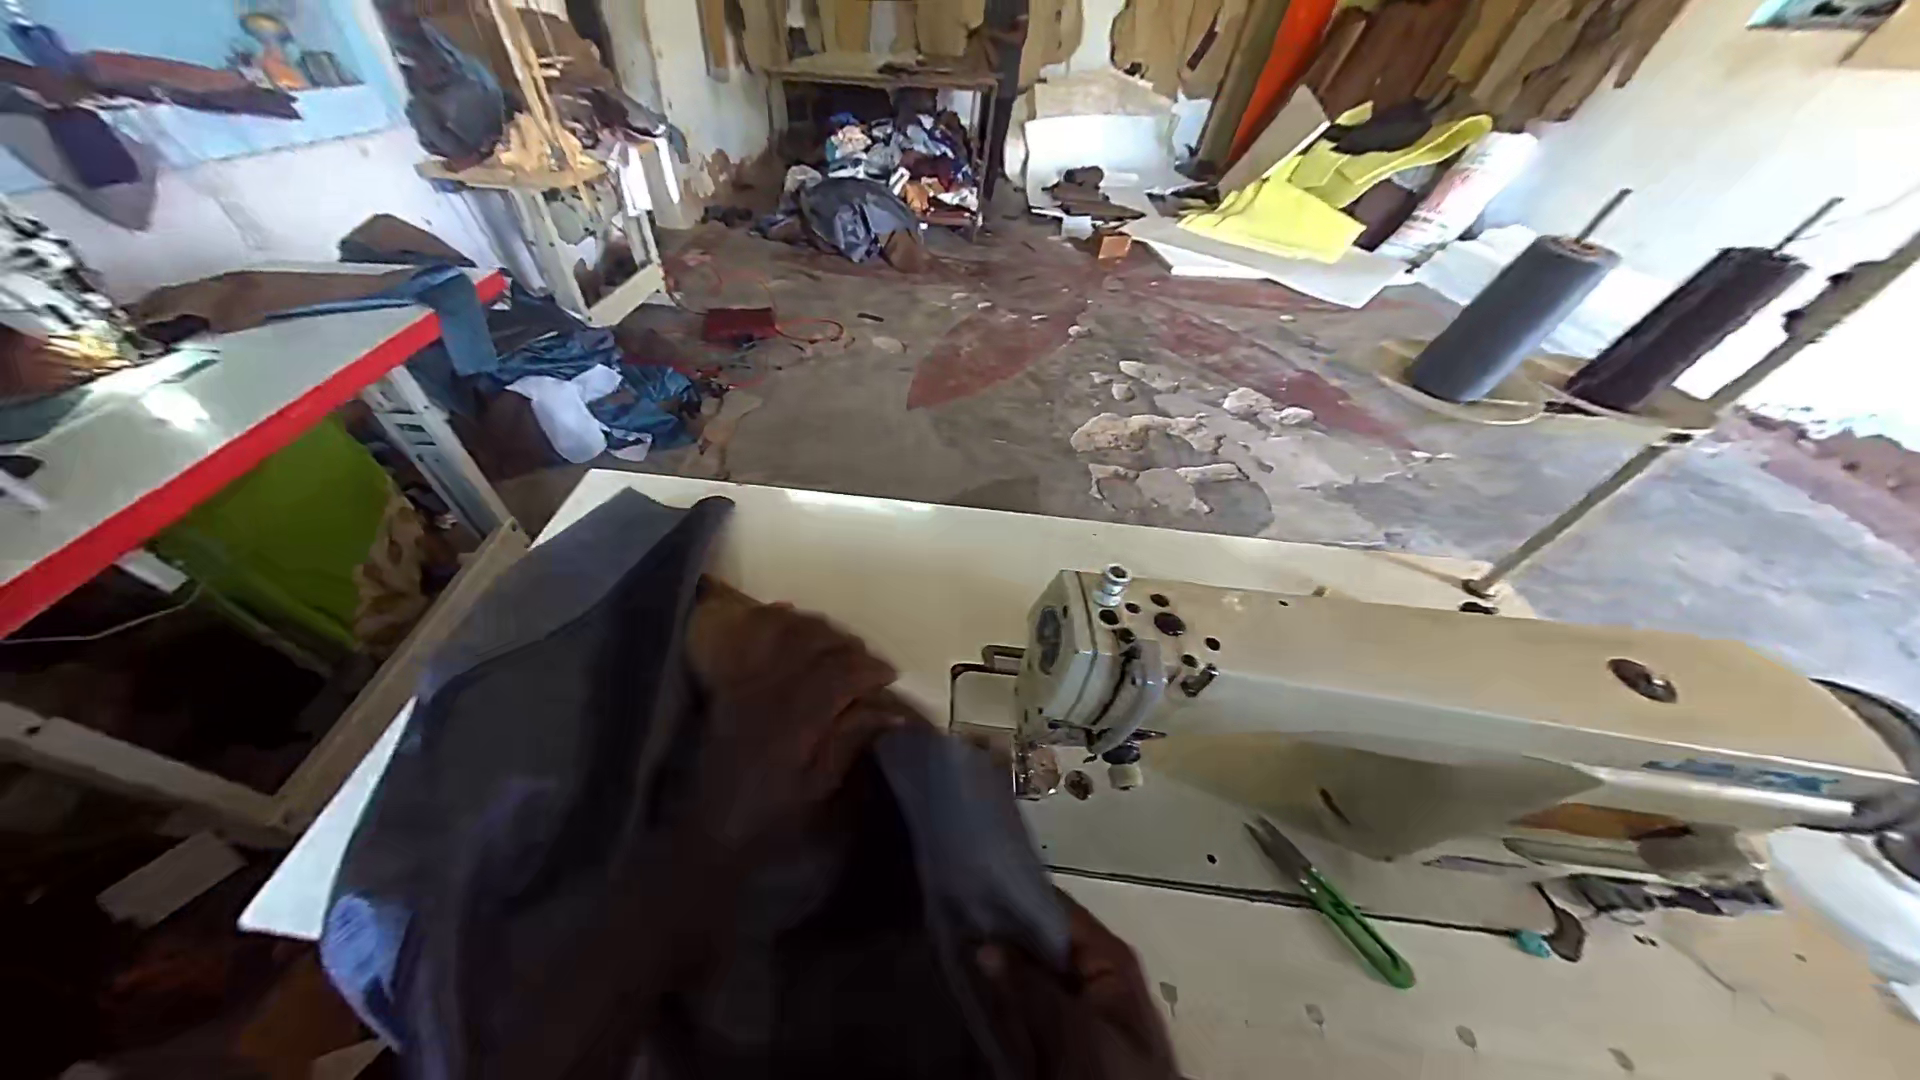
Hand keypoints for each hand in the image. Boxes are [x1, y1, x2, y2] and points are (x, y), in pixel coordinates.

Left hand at [684, 583, 906, 850]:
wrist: (708, 831)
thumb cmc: (771, 817)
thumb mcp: (819, 788)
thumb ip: (851, 741)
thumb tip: (892, 711)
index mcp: (795, 720)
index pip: (839, 674)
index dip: (870, 668)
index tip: (890, 675)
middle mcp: (769, 690)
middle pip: (815, 644)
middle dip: (849, 646)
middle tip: (868, 662)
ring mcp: (745, 681)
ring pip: (786, 632)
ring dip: (819, 628)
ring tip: (839, 643)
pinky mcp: (729, 681)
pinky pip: (752, 635)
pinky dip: (774, 617)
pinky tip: (790, 612)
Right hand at [975, 890, 1177, 1079]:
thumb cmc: (1115, 1079)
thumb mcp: (1074, 1032)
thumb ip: (1029, 985)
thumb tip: (984, 942)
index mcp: (1108, 956)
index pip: (1056, 907)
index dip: (1015, 898)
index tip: (971, 893)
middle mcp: (1094, 970)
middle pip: (1041, 937)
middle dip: (1003, 933)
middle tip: (957, 924)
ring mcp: (1079, 1004)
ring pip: (1032, 970)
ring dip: (1000, 965)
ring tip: (957, 948)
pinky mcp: (1064, 1036)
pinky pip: (1028, 1004)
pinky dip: (1004, 996)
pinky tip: (974, 988)